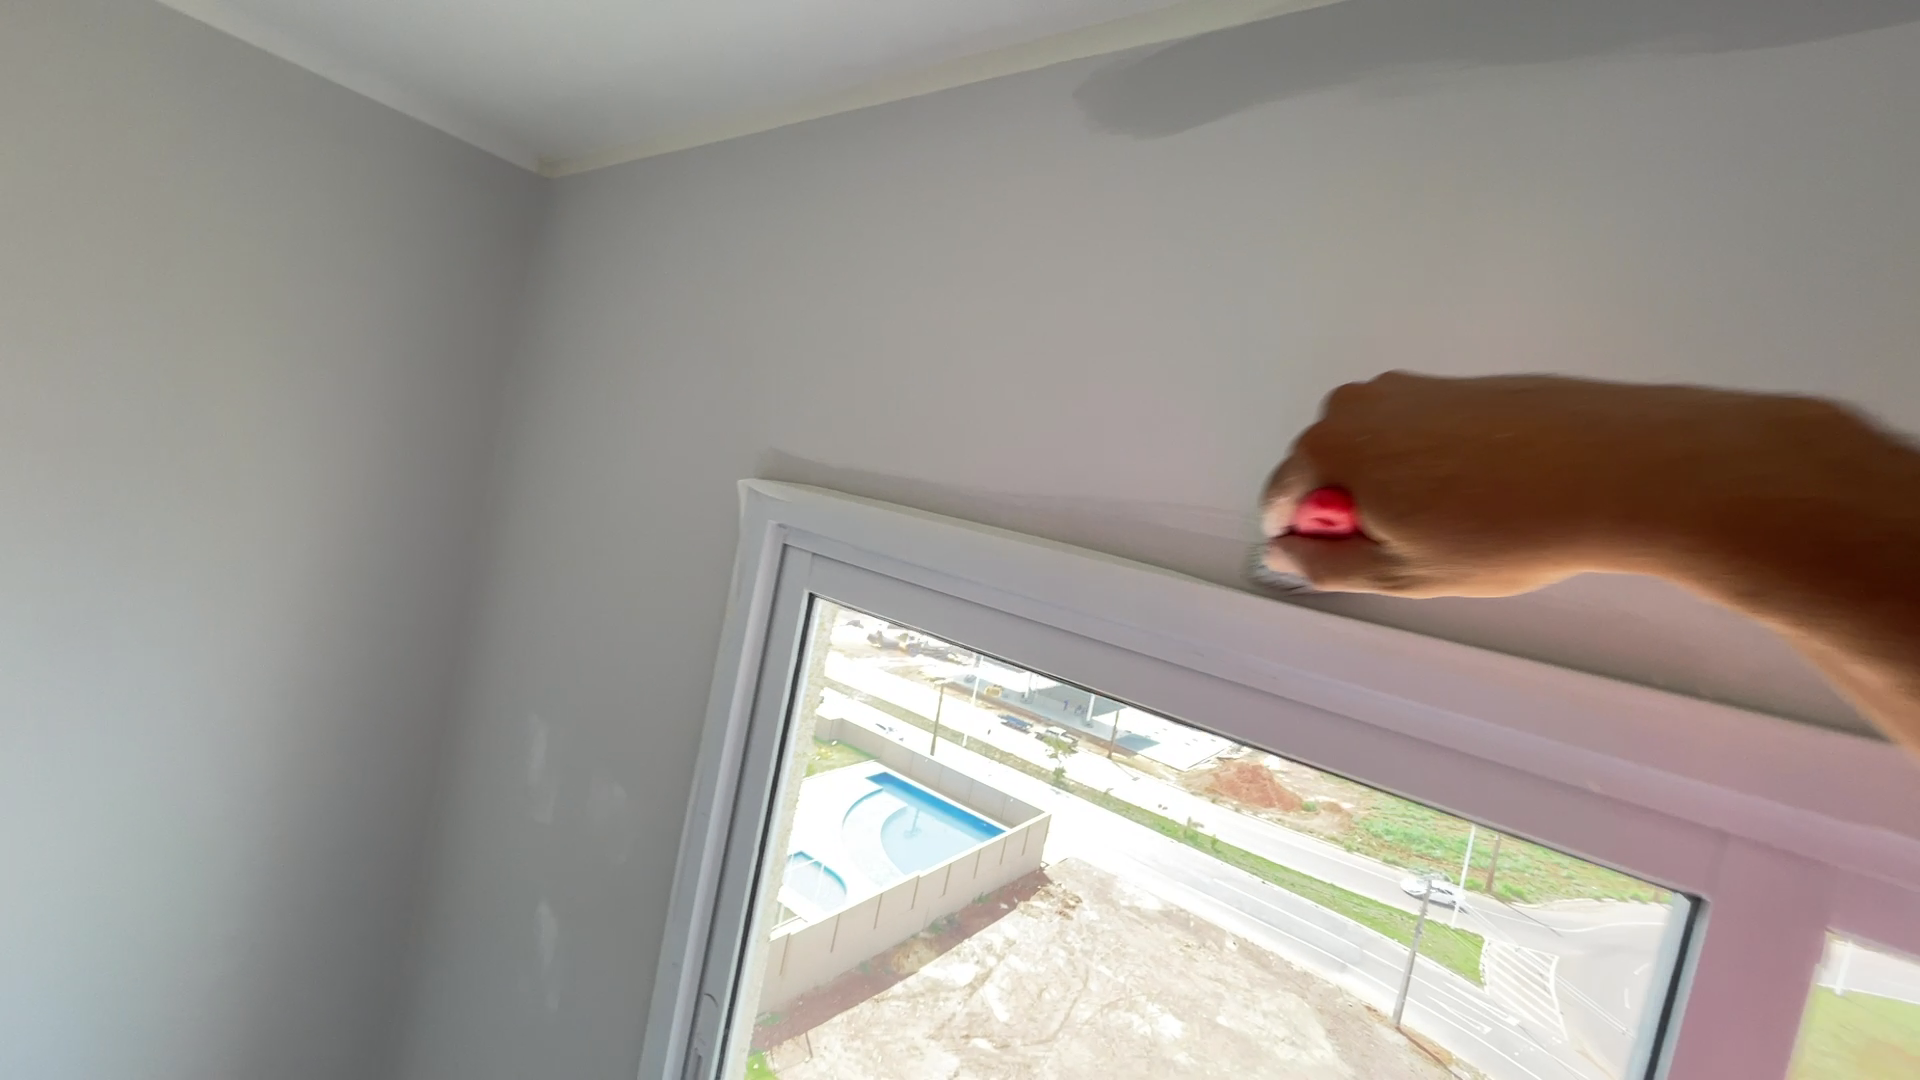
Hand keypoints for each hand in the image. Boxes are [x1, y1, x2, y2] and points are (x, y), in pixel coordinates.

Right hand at [1259, 372, 1848, 596]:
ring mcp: (1411, 388)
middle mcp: (1359, 405)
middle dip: (1345, 506)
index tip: (1334, 559)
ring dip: (1386, 484)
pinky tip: (1477, 494)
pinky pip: (1412, 432)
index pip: (1280, 495)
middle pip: (1321, 466)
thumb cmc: (1503, 527)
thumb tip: (1285, 551)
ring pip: (1368, 449)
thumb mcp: (1397, 571)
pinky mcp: (1458, 385)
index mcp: (1329, 446)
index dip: (1299, 535)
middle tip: (1400, 544)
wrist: (1628, 470)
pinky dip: (1426, 464)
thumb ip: (1321, 565)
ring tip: (1447, 520)